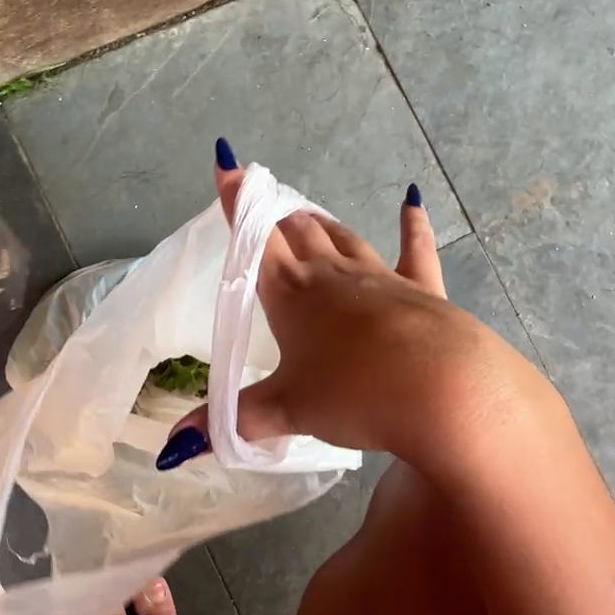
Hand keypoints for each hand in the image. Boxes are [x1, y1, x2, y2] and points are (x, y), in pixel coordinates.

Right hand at [156, 141, 540, 468]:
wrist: (441, 389)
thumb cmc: (353, 395)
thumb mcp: (285, 411)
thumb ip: (230, 422)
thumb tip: (174, 449)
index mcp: (291, 293)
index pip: (256, 238)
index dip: (239, 203)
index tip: (227, 164)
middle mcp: (331, 274)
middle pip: (297, 231)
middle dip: (277, 217)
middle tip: (266, 210)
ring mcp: (380, 276)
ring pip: (343, 236)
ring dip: (321, 224)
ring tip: (306, 215)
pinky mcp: (422, 288)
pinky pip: (416, 248)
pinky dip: (413, 224)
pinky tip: (412, 200)